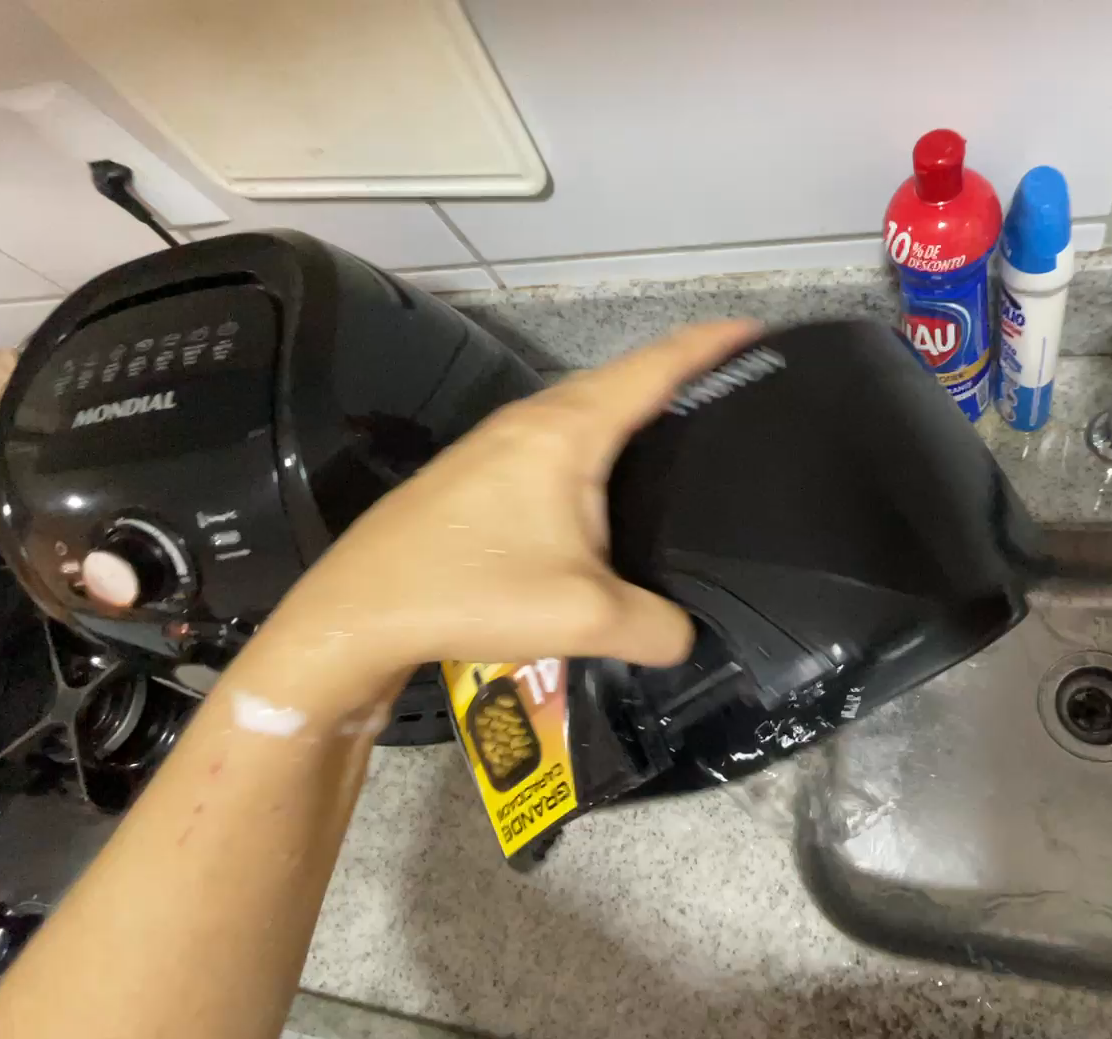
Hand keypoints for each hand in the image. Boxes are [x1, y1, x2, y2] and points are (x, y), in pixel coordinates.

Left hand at [224, 319, 762, 719]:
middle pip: (622, 379)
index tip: (755, 330)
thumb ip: (658, 628)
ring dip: (636, 406)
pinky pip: (560, 436)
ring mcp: (500, 442)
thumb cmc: (470, 593)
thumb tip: (684, 635)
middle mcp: (535, 421)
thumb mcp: (585, 618)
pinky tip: (611, 479)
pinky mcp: (481, 471)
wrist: (355, 613)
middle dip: (680, 371)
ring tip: (682, 428)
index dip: (709, 344)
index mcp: (568, 433)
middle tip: (732, 385)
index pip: (654, 369)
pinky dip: (601, 438)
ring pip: (587, 407)